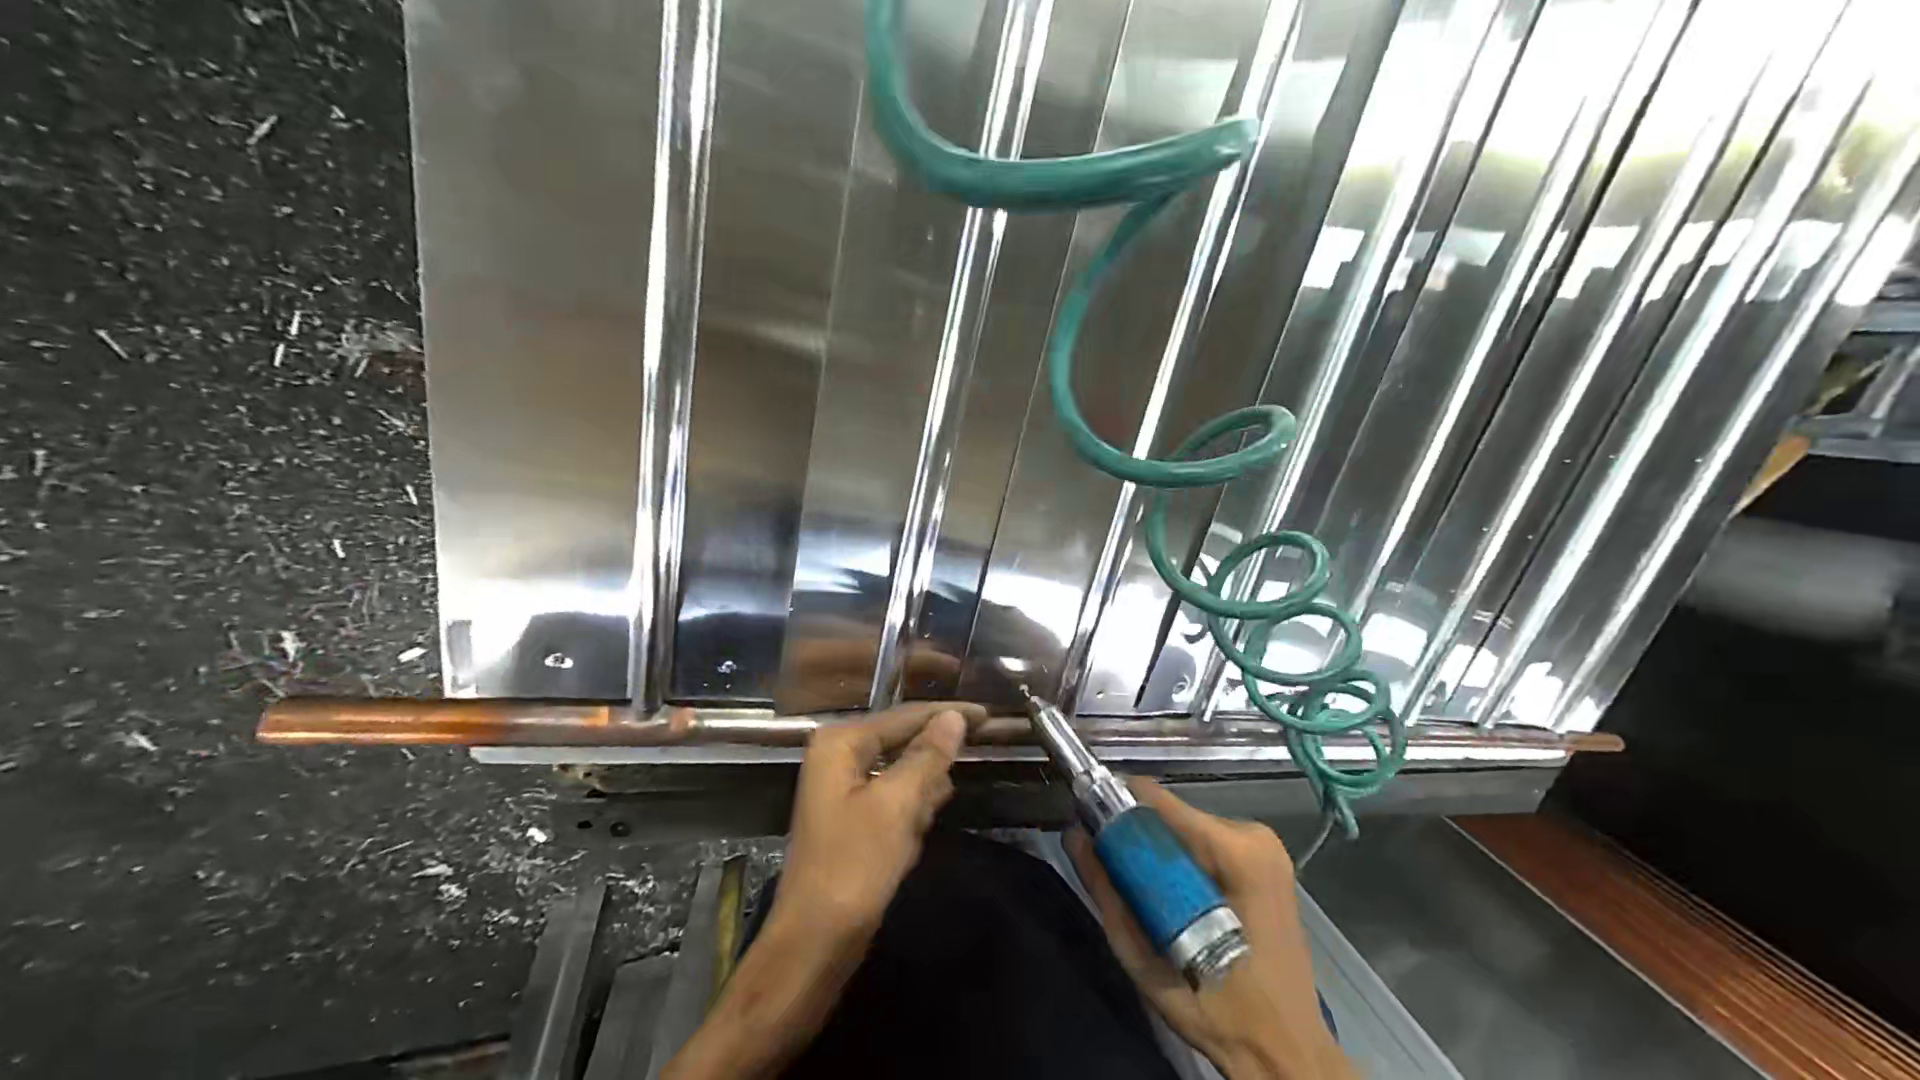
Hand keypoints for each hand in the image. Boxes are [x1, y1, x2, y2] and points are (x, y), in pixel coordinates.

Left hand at [664, 701, 982, 1079]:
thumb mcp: (898, 805)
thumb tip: (954, 717)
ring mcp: (843, 788)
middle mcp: (838, 756)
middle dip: (934, 758)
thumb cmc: (855, 866)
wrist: (815, 941)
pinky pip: (893, 799)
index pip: (905, 716)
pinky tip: (919, 829)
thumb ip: (928, 756)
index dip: (948, 714)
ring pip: (901, 773)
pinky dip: (911, 812)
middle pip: (902, 741)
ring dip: (924, 790)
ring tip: (935, 809)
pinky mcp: (852, 818)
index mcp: (841, 743)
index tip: (988, 714)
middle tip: (975, 758)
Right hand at [1067, 778, 1356, 1079]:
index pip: (1156, 799)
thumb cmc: (1217, 1008)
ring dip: (1160, 851)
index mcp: (1234, 850)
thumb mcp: (1145, 957)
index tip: (1088, 821)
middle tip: (1113, 869)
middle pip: (1172, 814)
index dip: (1115, 806)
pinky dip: (1184, 862)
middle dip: (1138, 836)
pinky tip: (1174, 895)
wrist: (1284, 1052)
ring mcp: (1266, 849)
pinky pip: (1209, 845)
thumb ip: (1106, 891)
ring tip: (1142, 889)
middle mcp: (1254, 837)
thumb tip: (1074, 836)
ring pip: (1188, 829)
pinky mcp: (1268, 864)